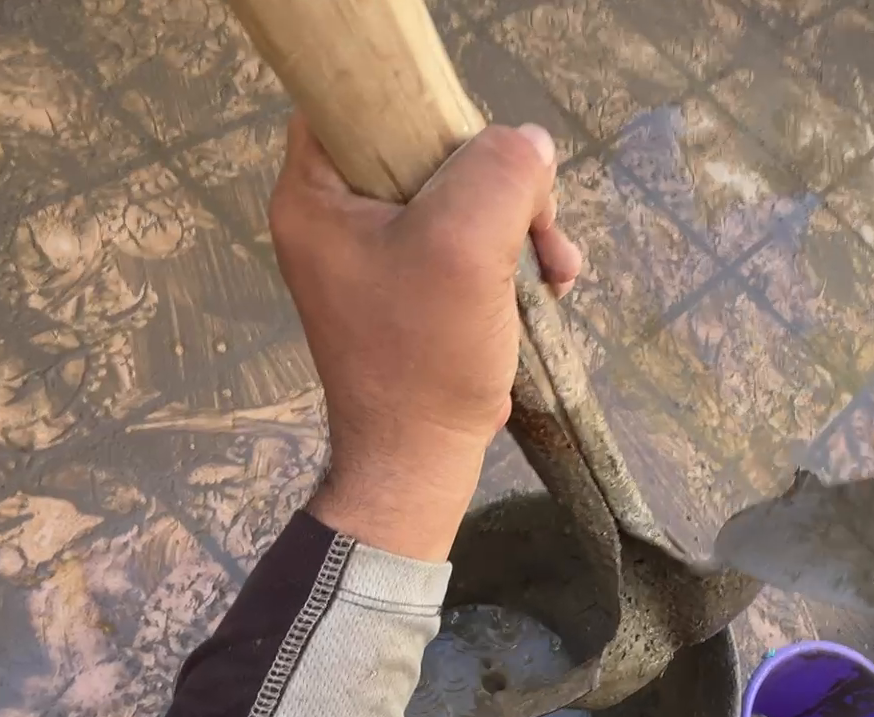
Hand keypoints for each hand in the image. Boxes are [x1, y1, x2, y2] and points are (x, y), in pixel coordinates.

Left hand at [270, 113, 581, 560]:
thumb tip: (530, 146)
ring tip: (556, 270)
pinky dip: (510, 259)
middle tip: (540, 227)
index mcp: (317, 195)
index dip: (434, 113)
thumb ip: (500, 173)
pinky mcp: (411, 289)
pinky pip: (466, 243)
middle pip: (429, 152)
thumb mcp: (465, 250)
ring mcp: (377, 256)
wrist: (421, 458)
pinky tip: (547, 284)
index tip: (485, 158)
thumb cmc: (425, 360)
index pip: (367, 102)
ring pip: (460, 199)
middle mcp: (339, 218)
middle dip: (499, 185)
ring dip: (518, 226)